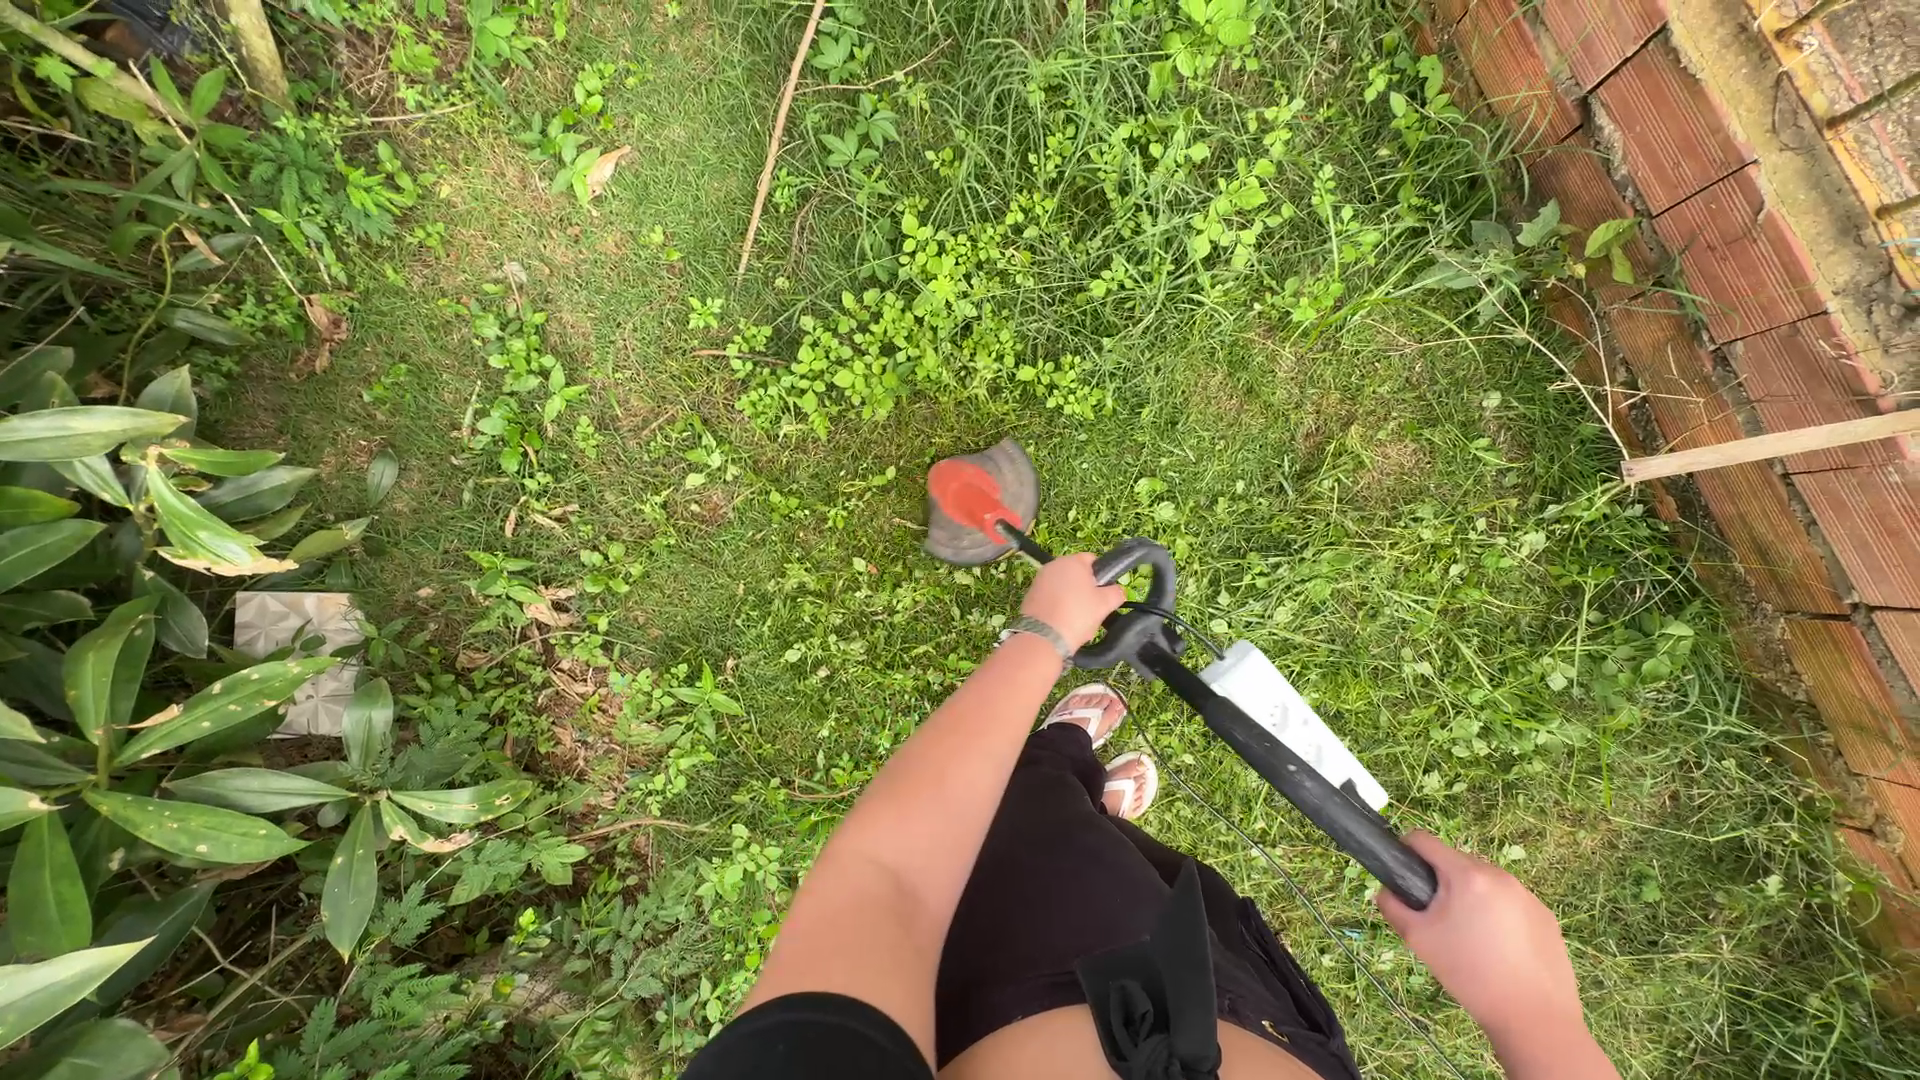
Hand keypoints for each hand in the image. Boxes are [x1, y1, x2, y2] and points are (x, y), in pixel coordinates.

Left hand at [1019, 553, 1125, 650]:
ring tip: (1076, 618)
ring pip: (1062, 586)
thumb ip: (1117, 592)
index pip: (1092, 559)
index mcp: (1072, 561)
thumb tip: (1118, 590)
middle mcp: (1053, 565)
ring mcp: (1039, 580)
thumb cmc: (1077, 615)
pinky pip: (1050, 597)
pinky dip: (1057, 606)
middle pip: (1076, 573)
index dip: (1101, 575)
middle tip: (1092, 607)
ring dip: (1071, 598)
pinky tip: (1061, 621)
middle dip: (1085, 588)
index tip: (1104, 592)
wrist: (1043, 637)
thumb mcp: (1106, 604)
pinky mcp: (1029, 595)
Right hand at [1376, 833, 1586, 1047]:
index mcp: (1466, 875)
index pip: (1423, 840)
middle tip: (1439, 918)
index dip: (1405, 851)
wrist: (1534, 1019)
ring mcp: (1528, 896)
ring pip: (1484, 881)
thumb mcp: (1416, 938)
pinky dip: (1498, 913)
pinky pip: (1510, 902)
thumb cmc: (1469, 974)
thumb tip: (1388, 891)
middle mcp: (1499, 875)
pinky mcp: (1547, 916)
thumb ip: (1392, 905)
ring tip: (1470, 936)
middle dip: (1441, 881)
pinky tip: (1499, 948)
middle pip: (1455, 861)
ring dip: (1470, 896)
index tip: (1403, 876)